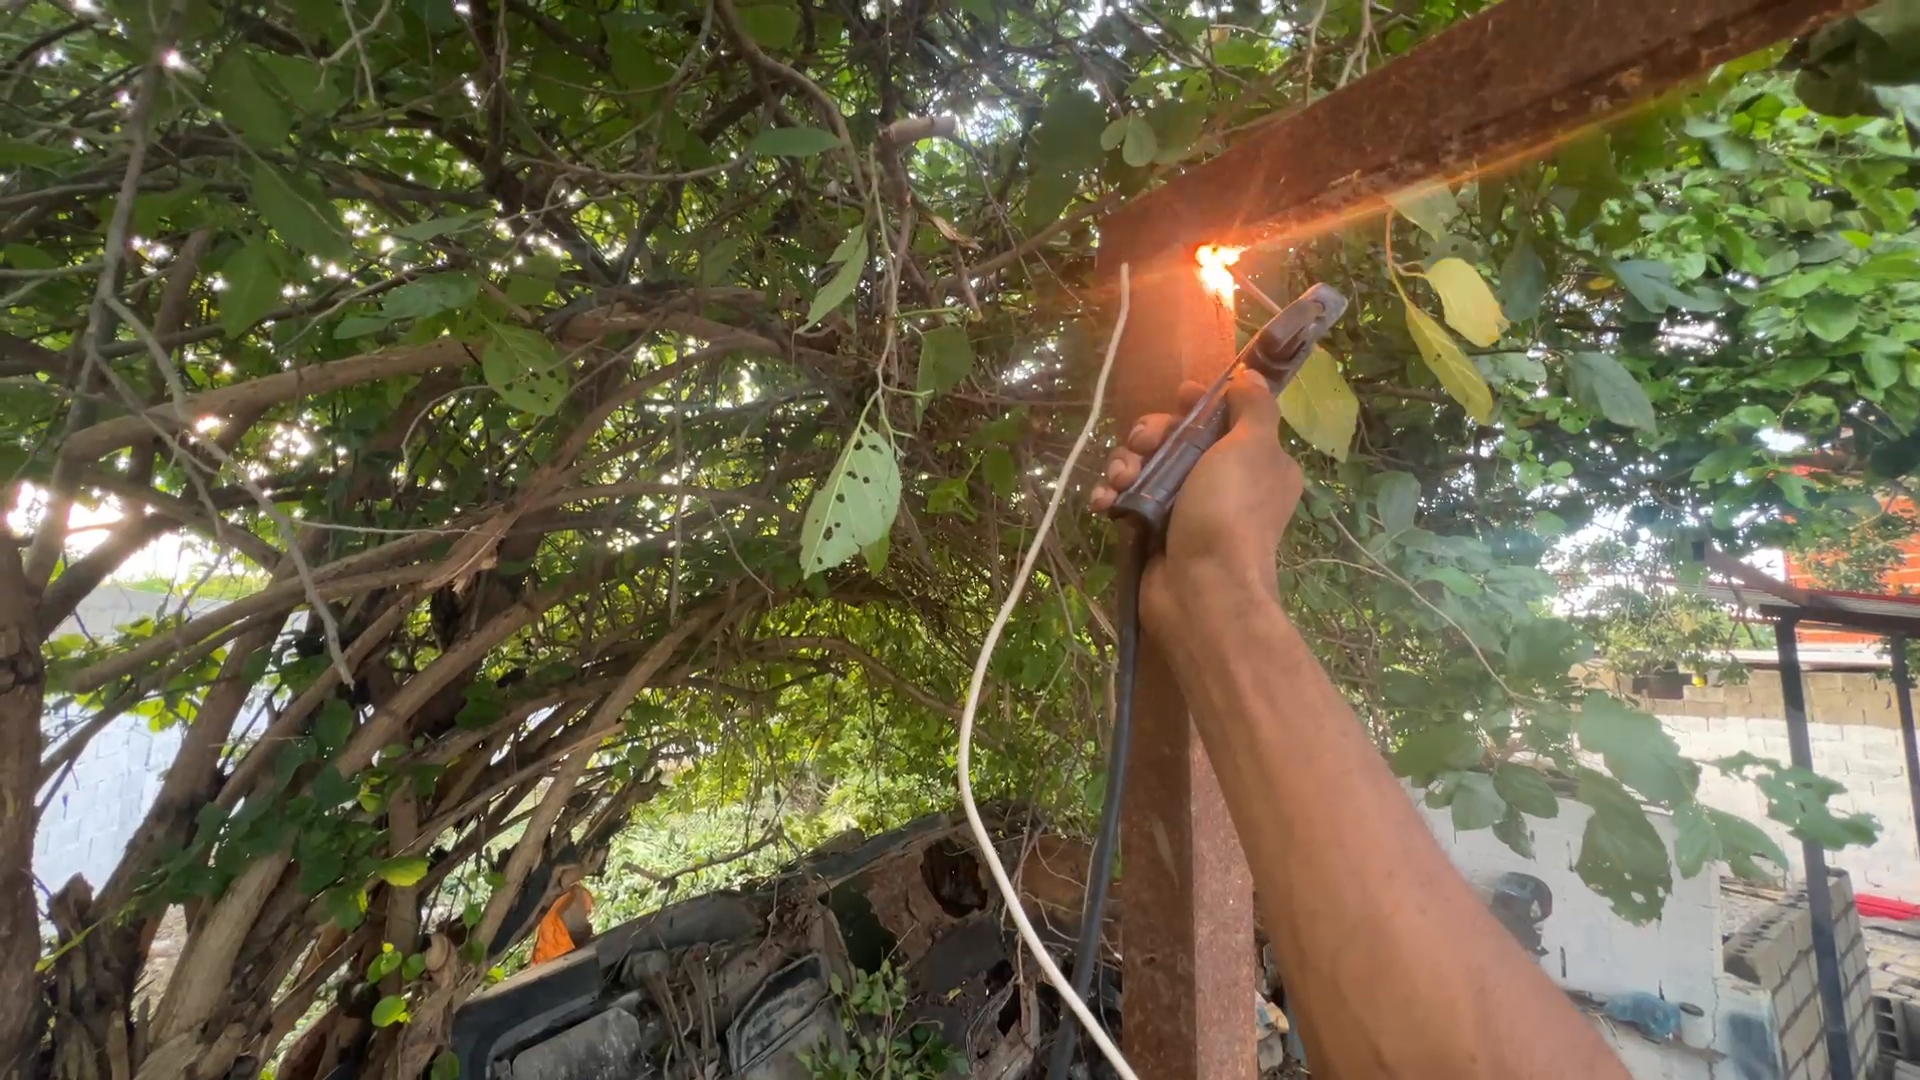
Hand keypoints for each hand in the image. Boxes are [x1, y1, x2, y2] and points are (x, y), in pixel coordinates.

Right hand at [1089, 369, 1302, 633]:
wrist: (1201, 588)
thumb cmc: (1230, 511)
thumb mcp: (1252, 448)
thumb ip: (1253, 407)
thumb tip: (1250, 377)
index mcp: (1253, 461)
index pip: (1220, 418)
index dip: (1195, 404)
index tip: (1179, 397)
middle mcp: (1219, 481)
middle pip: (1173, 438)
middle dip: (1149, 435)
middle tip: (1142, 445)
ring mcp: (1182, 507)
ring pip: (1143, 466)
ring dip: (1123, 465)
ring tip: (1118, 481)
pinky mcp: (1150, 529)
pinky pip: (1125, 499)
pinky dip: (1111, 496)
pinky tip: (1104, 502)